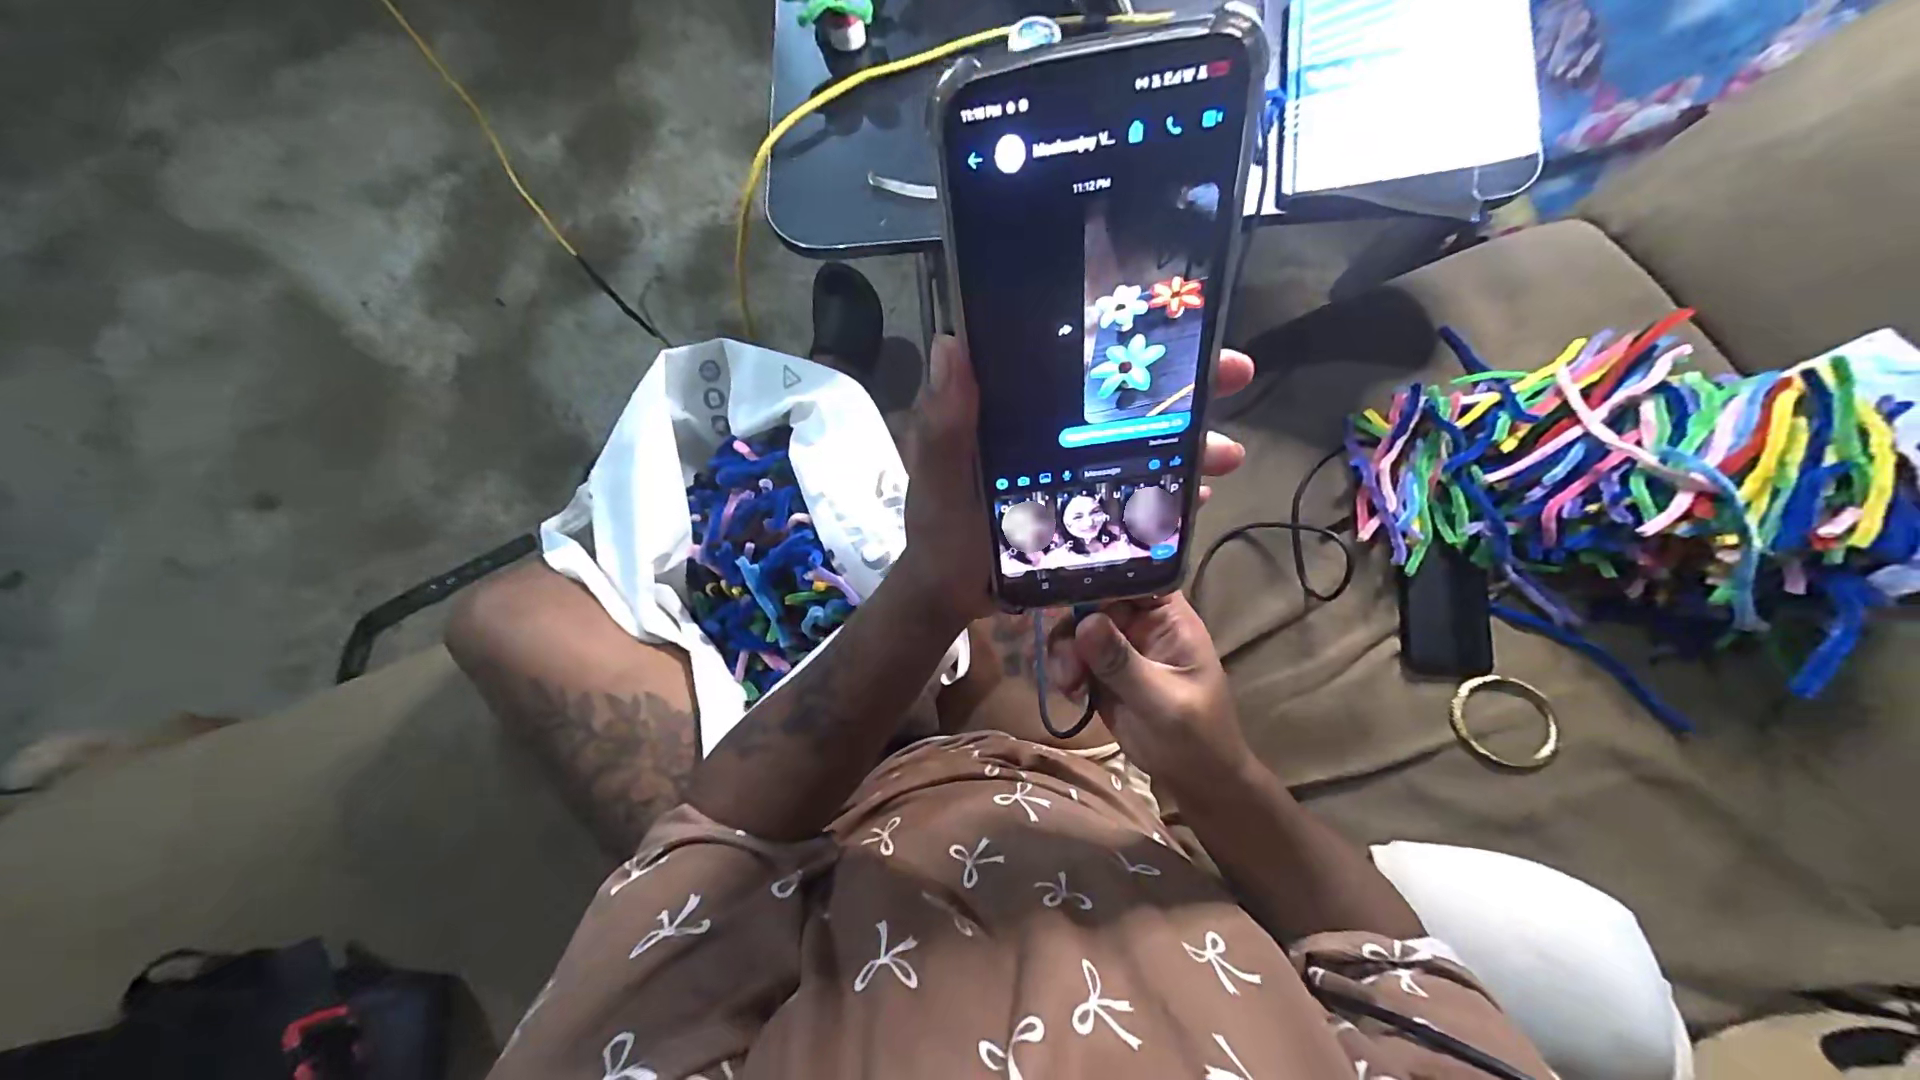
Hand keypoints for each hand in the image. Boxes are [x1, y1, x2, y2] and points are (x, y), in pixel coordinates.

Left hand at [894, 336, 1256, 626]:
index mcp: (1021, 412)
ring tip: (1228, 453)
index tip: (1179, 325)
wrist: (950, 592)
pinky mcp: (1087, 511)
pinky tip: (1200, 498)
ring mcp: (1075, 473)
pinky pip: (1137, 496)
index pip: (1079, 365)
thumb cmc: (939, 529)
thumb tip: (953, 344)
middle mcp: (1054, 433)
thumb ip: (945, 421)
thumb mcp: (940, 474)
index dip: (1126, 342)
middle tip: (1234, 376)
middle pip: (1125, 401)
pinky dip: (1169, 495)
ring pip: (1141, 448)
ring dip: (1189, 445)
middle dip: (1182, 387)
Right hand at [1045, 591, 1252, 795]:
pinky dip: (1063, 670)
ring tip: (1069, 684)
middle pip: (1093, 597)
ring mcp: (1118, 646)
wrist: (1196, 782)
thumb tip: (1084, 622)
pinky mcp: (1100, 670)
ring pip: (1075, 627)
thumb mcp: (1161, 701)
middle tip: (1068, 661)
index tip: (1063, 581)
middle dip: (1072, 624)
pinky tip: (1071, 694)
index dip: (1099, 570)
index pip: (1133, 574)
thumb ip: (1122, 662)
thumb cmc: (1195, 738)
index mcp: (1168, 616)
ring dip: (1064, 652)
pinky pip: (1070, 655)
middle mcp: (1140, 622)